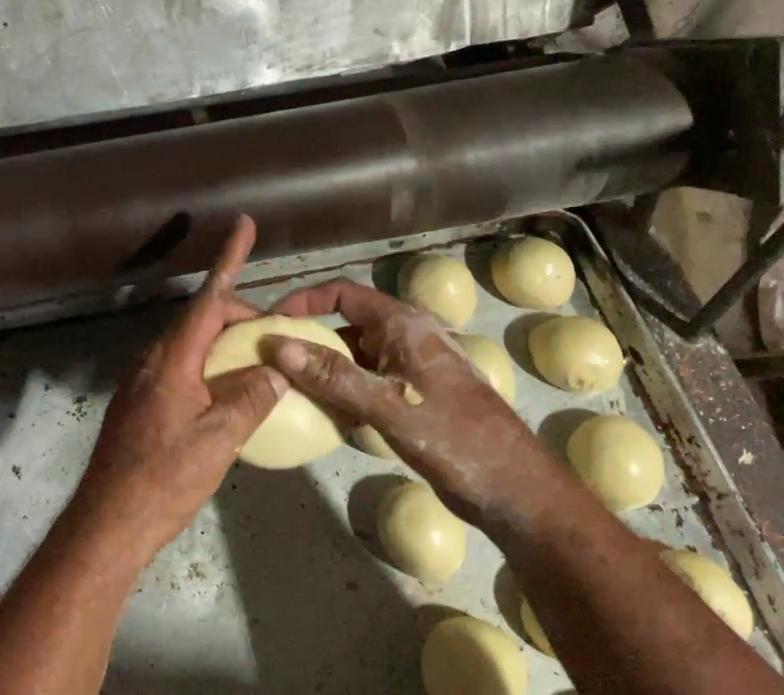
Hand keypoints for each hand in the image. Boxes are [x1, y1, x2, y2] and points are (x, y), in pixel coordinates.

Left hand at [68, 215, 288, 563]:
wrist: (108, 520)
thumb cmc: (163, 479)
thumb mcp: (218, 441)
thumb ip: (251, 399)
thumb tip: (280, 370)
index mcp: (173, 359)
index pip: (208, 299)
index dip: (229, 258)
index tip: (243, 223)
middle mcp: (155, 358)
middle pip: (203, 319)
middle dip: (240, 317)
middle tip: (277, 342)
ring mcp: (144, 379)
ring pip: (193, 345)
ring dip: (226, 345)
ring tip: (260, 367)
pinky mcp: (142, 401)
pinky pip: (183, 368)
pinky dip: (211, 368)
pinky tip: (229, 396)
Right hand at [262, 278, 544, 524]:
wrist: (514, 491)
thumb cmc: (455, 439)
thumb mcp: (388, 406)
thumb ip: (333, 375)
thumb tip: (277, 345)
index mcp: (403, 324)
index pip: (341, 293)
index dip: (302, 300)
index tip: (268, 322)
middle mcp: (405, 338)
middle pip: (343, 324)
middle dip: (306, 339)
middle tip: (269, 361)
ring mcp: (409, 369)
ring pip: (353, 357)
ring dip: (322, 370)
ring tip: (286, 389)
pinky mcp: (412, 398)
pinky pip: (364, 384)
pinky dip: (340, 393)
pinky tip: (322, 416)